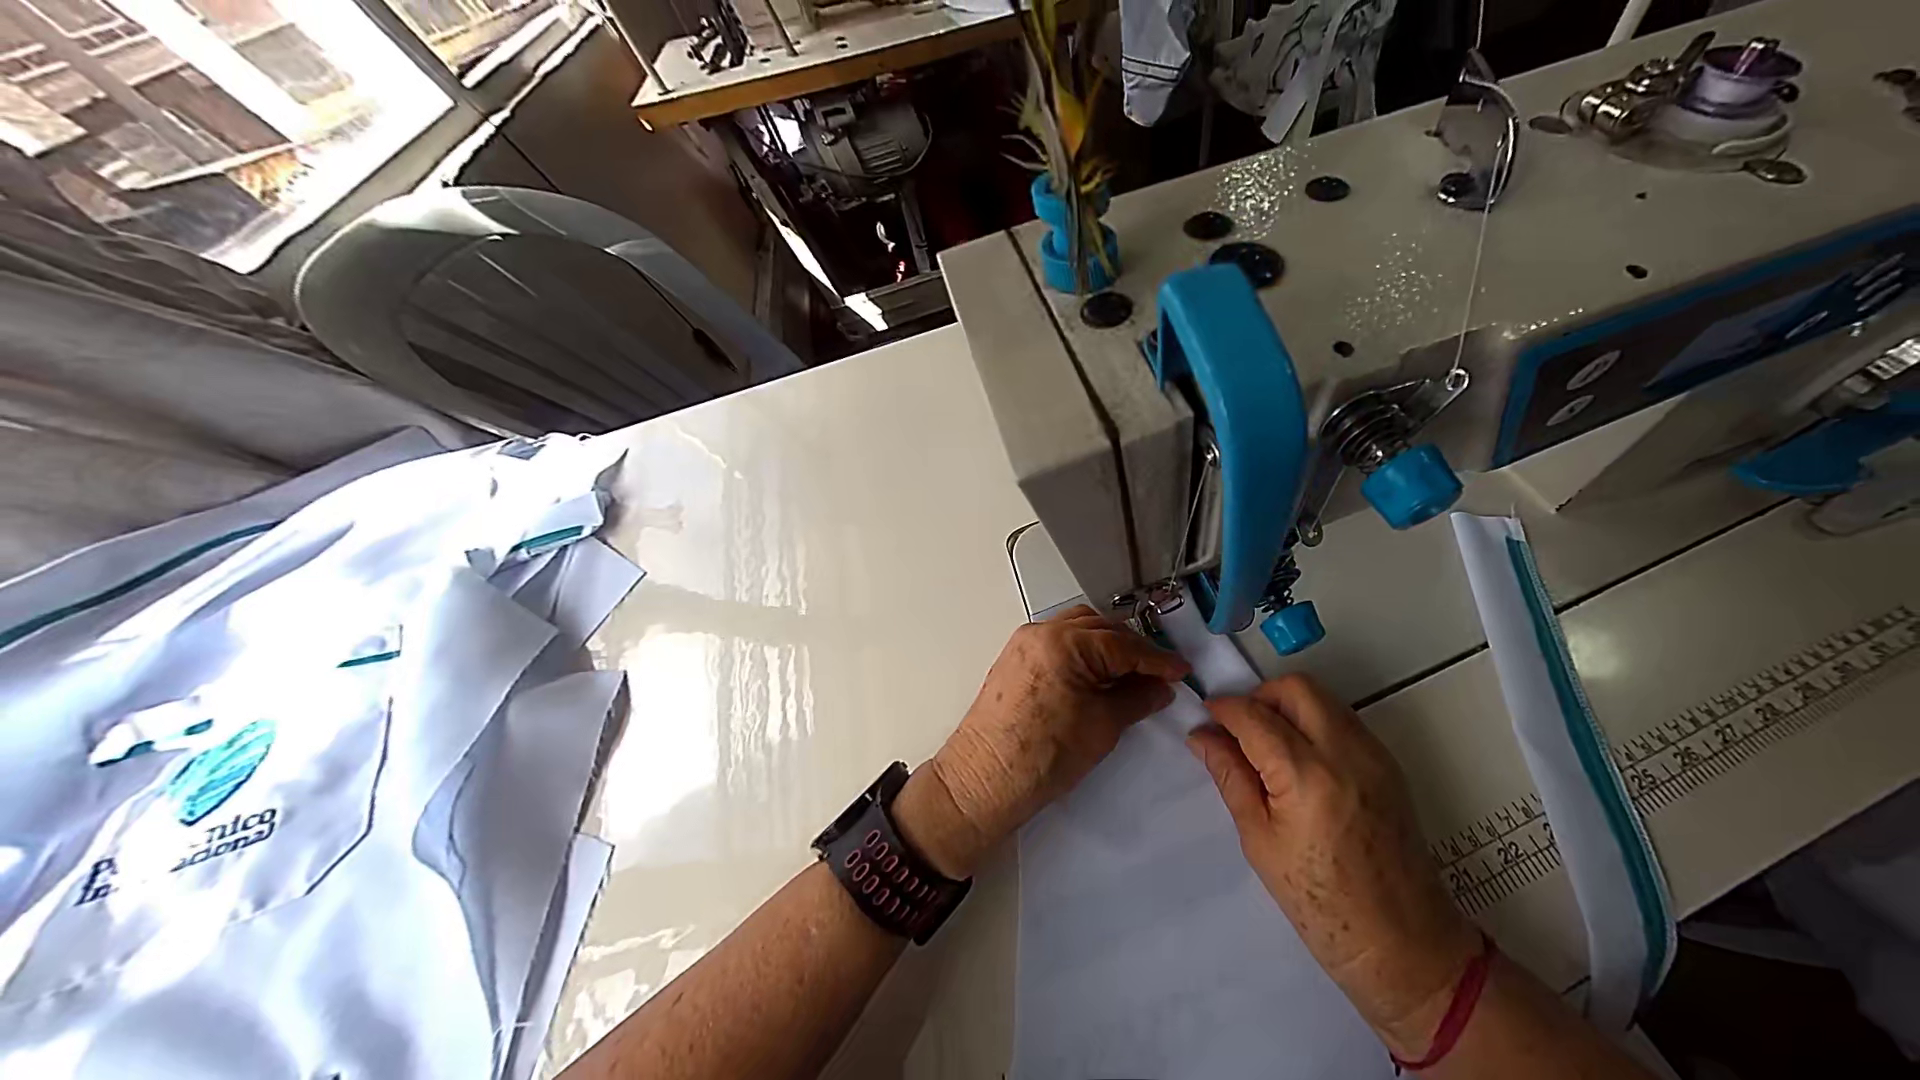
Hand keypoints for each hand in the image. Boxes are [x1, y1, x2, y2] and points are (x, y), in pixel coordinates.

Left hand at [895, 606, 1188, 878]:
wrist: (985, 780)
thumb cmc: (1036, 757)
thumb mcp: (1103, 726)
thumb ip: (1136, 698)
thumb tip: (1157, 688)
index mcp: (1064, 644)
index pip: (1123, 643)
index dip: (1157, 658)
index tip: (1178, 670)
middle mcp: (1040, 634)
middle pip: (1100, 628)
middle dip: (1132, 648)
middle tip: (1158, 674)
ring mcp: (1024, 645)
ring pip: (1078, 630)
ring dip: (1106, 646)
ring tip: (1130, 675)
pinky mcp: (1015, 660)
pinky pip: (1057, 643)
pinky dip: (1082, 653)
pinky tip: (1098, 676)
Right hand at [1187, 675, 1482, 1057]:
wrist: (1404, 943)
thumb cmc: (1318, 902)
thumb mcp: (1259, 839)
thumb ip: (1231, 776)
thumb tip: (1202, 735)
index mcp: (1306, 776)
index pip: (1254, 715)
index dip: (1222, 709)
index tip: (1206, 720)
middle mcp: (1345, 753)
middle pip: (1295, 688)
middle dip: (1259, 697)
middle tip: (1240, 729)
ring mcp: (1374, 756)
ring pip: (1322, 698)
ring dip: (1288, 707)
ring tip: (1268, 746)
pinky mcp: (1388, 765)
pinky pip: (1343, 720)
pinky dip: (1314, 722)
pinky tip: (1300, 760)